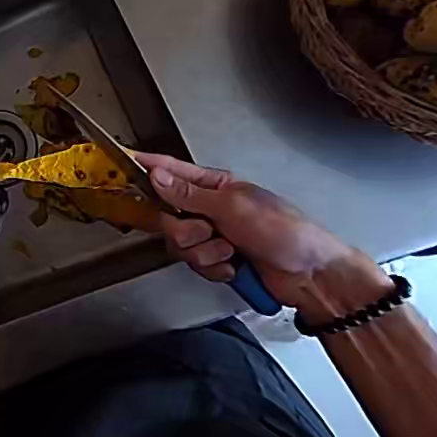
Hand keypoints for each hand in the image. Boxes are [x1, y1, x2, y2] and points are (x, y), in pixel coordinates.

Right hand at [135, 152, 393, 323]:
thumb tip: (157, 175)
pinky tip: (234, 266)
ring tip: (231, 251)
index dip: (149, 166)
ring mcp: (212, 234)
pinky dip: (214, 269)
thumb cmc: (284, 231)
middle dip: (186, 230)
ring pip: (179, 243)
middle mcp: (209, 207)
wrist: (310, 276)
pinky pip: (195, 265)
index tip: (126, 160)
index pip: (172, 170)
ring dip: (205, 253)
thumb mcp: (233, 206)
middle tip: (209, 231)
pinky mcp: (217, 259)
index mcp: (214, 185)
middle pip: (168, 215)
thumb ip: (189, 193)